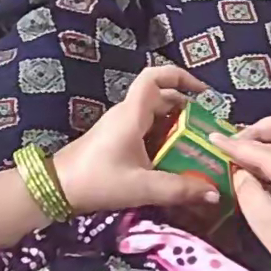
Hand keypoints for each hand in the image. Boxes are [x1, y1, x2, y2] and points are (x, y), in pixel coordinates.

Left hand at [51, 66, 224, 214]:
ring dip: (175, 126)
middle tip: (206, 129)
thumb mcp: (142, 187)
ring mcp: (119, 127)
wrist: (57, 189)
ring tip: (195, 146)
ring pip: (153, 116)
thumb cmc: (98, 180)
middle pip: (160, 98)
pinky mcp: (115, 141)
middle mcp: (126, 114)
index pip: (155, 77)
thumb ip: (179, 189)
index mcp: (132, 114)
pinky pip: (145, 131)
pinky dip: (162, 139)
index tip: (203, 93)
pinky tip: (173, 160)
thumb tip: (213, 194)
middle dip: (186, 109)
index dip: (181, 77)